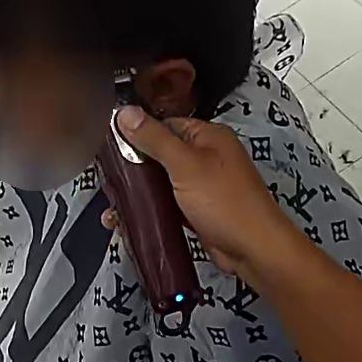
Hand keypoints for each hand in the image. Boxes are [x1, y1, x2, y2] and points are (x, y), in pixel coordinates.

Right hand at [108, 106, 307, 278]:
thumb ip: (154, 139)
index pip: (164, 124)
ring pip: (163, 183)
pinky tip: (129, 221)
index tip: (109, 147)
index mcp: (208, 136)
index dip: (137, 134)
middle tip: (107, 183)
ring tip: (112, 209)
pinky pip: (169, 205)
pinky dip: (152, 211)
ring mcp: (204, 186)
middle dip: (133, 169)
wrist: (254, 249)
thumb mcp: (185, 164)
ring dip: (139, 194)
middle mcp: (207, 157)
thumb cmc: (227, 203)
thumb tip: (125, 112)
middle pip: (160, 154)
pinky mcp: (200, 211)